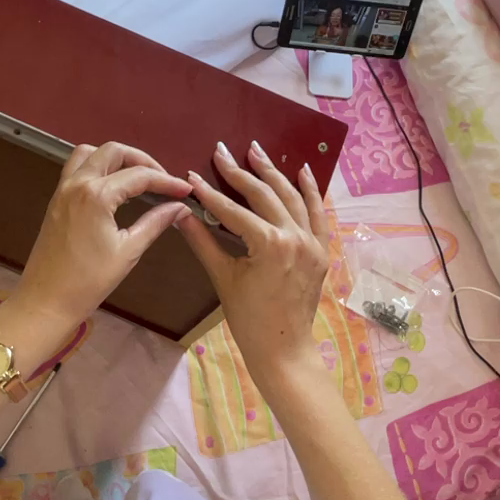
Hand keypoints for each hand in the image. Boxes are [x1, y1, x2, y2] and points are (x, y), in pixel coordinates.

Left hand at [0, 143, 192, 370]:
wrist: (46, 301)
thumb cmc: (89, 281)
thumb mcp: (128, 251)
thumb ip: (155, 222)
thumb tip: (180, 207)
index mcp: (97, 195)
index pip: (139, 176)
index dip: (166, 181)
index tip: (185, 191)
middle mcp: (78, 183)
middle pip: (113, 151)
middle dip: (142, 160)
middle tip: (162, 181)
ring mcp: (63, 189)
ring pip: (90, 152)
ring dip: (115, 158)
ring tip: (137, 177)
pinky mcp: (56, 199)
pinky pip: (76, 167)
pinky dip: (97, 166)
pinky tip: (112, 185)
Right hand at [175, 140, 331, 397]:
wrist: (283, 349)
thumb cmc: (248, 319)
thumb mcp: (222, 278)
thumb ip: (202, 241)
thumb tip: (179, 214)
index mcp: (269, 244)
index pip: (233, 210)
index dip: (210, 192)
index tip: (192, 175)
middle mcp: (295, 237)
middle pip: (264, 195)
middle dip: (240, 172)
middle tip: (222, 150)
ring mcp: (312, 242)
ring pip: (292, 197)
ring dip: (273, 172)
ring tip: (256, 150)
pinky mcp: (321, 250)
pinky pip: (317, 214)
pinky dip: (310, 191)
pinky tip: (302, 171)